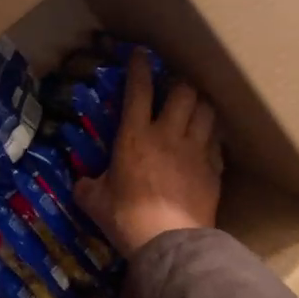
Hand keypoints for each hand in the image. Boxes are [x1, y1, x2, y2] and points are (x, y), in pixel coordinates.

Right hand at [74, 49, 221, 255]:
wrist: (169, 243)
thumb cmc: (127, 218)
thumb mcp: (96, 202)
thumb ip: (88, 186)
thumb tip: (81, 183)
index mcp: (135, 135)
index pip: (138, 89)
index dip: (140, 67)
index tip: (141, 54)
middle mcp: (167, 134)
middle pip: (183, 92)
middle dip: (180, 84)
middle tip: (175, 87)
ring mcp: (195, 151)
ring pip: (206, 111)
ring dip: (201, 105)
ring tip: (196, 108)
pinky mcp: (214, 170)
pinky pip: (217, 143)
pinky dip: (213, 138)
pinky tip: (208, 143)